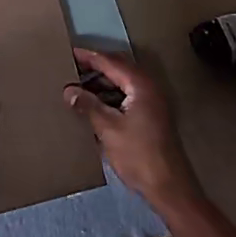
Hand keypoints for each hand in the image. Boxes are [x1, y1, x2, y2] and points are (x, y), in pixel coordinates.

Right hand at [65, 48, 205, 212]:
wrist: (166, 183)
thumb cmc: (138, 154)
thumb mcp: (108, 129)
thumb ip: (88, 106)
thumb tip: (69, 90)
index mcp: (141, 85)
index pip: (112, 63)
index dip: (90, 57)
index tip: (70, 53)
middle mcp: (149, 88)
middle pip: (119, 69)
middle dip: (96, 68)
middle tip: (72, 69)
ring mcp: (151, 102)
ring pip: (123, 84)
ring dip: (102, 84)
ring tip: (77, 88)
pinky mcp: (149, 116)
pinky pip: (126, 97)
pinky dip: (110, 97)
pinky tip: (93, 106)